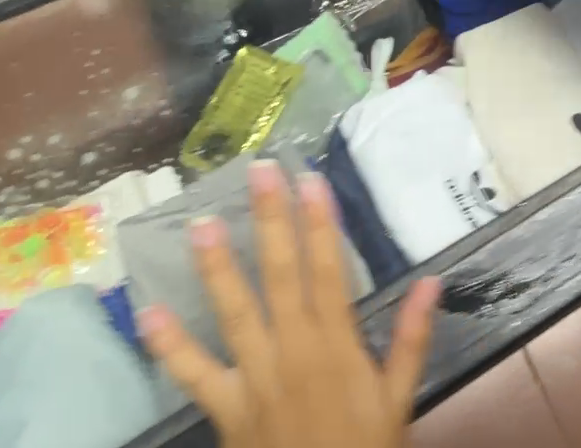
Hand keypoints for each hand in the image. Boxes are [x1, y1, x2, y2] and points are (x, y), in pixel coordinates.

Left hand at [138, 160, 442, 447]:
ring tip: (202, 224)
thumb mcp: (399, 399)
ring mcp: (255, 378)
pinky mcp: (226, 407)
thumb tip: (431, 281)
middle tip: (258, 173)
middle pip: (280, 275)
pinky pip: (194, 375)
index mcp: (336, 344)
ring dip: (219, 267)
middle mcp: (293, 350)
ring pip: (235, 312)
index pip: (327, 270)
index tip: (310, 180)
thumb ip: (411, 338)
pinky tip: (149, 313)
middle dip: (271, 221)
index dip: (319, 223)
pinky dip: (171, 346)